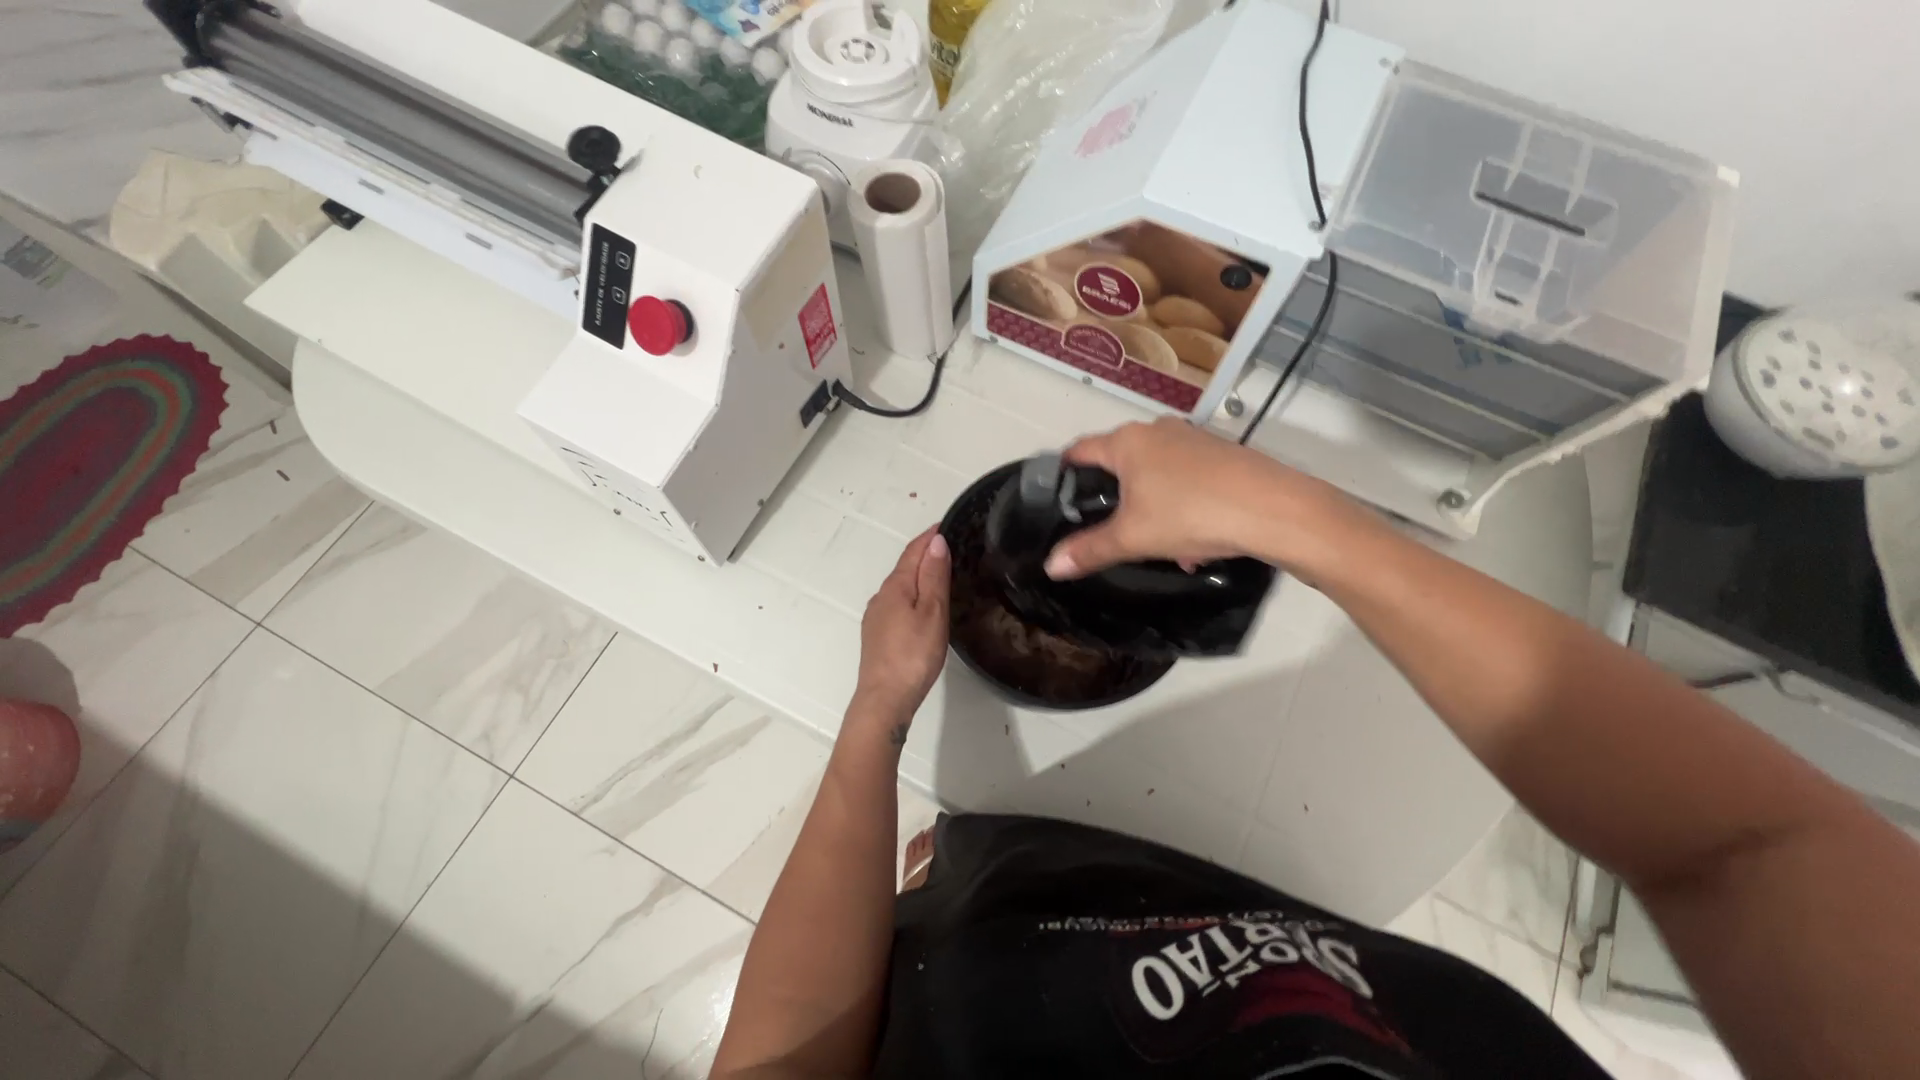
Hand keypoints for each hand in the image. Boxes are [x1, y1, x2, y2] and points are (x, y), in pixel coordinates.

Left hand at [852, 527, 950, 730]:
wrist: (884, 698)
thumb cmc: (914, 655)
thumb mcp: (932, 613)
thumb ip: (934, 577)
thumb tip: (936, 542)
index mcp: (896, 586)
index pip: (913, 551)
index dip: (930, 536)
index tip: (948, 523)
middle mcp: (882, 596)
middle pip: (905, 566)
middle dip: (926, 553)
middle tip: (951, 545)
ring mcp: (877, 616)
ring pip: (900, 586)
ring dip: (919, 575)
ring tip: (942, 573)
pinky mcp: (878, 635)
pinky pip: (897, 603)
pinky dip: (912, 594)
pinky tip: (923, 605)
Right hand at [1044, 417, 1367, 579]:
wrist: (1274, 509)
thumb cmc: (1190, 514)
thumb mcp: (1133, 537)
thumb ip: (1089, 550)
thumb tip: (1050, 565)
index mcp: (1127, 442)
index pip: (1080, 451)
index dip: (1063, 474)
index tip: (1057, 499)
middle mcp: (1157, 430)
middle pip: (1121, 465)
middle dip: (1118, 503)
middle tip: (1115, 535)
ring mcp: (1194, 439)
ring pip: (1157, 477)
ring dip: (1154, 512)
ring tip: (1166, 549)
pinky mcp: (1223, 454)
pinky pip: (1188, 481)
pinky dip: (1184, 508)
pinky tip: (1198, 542)